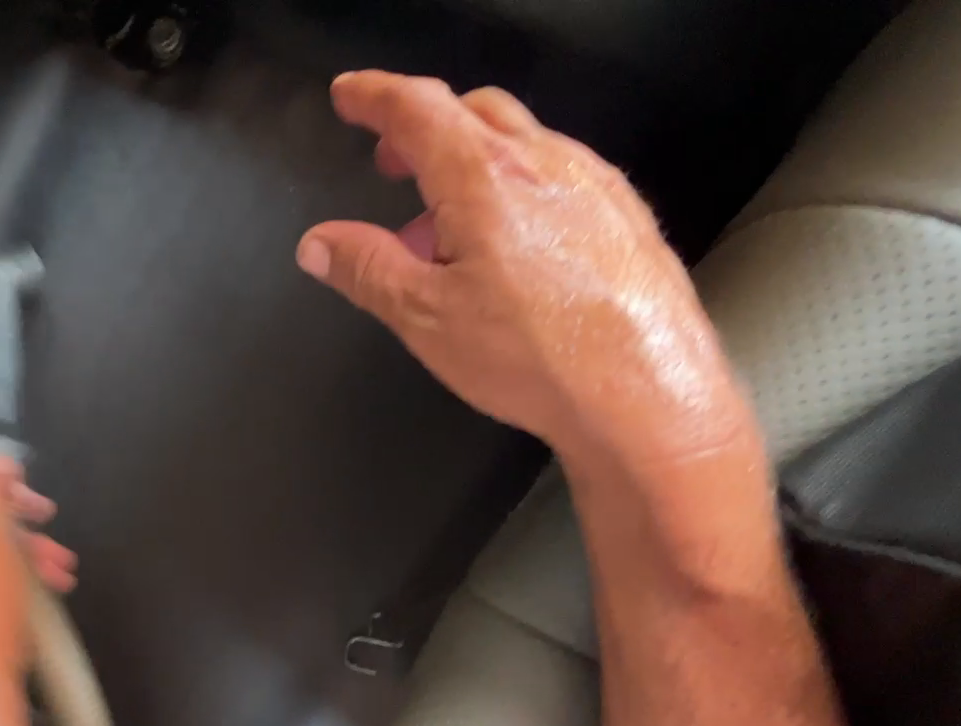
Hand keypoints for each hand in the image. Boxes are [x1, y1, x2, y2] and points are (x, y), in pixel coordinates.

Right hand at [297, 72, 752, 472]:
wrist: (642, 394)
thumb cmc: (532, 356)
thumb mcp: (424, 317)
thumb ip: (365, 270)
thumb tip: (318, 244)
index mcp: (485, 180)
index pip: (418, 110)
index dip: (373, 96)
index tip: (348, 95)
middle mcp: (545, 163)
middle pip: (472, 112)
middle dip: (421, 128)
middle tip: (391, 165)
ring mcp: (592, 184)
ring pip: (518, 142)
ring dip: (467, 162)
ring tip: (442, 224)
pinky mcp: (623, 214)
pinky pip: (557, 174)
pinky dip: (513, 186)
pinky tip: (505, 242)